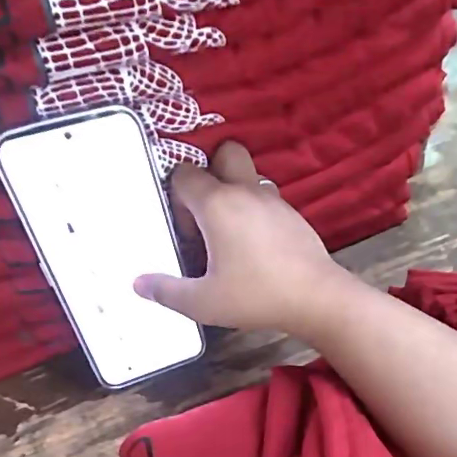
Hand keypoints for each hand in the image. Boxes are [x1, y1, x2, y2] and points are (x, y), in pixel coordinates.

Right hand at [134, 141, 363, 336]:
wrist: (317, 299)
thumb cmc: (256, 296)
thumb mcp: (204, 302)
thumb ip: (168, 292)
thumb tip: (140, 284)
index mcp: (218, 204)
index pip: (184, 174)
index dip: (177, 198)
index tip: (187, 232)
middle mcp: (247, 192)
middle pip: (225, 153)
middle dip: (211, 174)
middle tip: (208, 215)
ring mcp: (275, 201)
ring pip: (250, 177)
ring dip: (236, 194)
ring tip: (233, 234)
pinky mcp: (295, 216)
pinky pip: (269, 200)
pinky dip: (258, 212)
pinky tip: (258, 247)